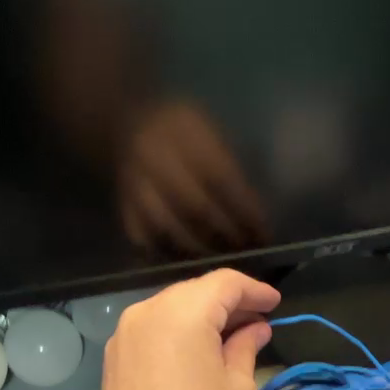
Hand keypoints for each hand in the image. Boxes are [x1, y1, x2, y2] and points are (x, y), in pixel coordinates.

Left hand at [82, 270, 280, 389]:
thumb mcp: (237, 389)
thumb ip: (246, 348)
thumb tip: (256, 330)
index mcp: (182, 312)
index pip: (225, 283)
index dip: (254, 290)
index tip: (275, 304)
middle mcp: (148, 311)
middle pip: (195, 292)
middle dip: (228, 302)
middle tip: (257, 321)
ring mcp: (125, 333)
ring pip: (171, 309)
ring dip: (201, 316)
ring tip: (231, 338)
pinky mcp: (114, 356)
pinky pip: (153, 330)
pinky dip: (178, 332)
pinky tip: (197, 352)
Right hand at [118, 101, 269, 257]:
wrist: (125, 124)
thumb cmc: (181, 130)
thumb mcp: (210, 131)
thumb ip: (229, 167)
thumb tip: (254, 213)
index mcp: (186, 136)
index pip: (221, 181)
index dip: (245, 212)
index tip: (264, 235)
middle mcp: (158, 161)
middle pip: (196, 209)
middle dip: (227, 236)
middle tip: (247, 253)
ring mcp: (137, 188)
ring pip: (170, 230)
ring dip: (201, 252)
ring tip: (223, 264)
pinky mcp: (125, 209)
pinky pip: (146, 240)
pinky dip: (170, 256)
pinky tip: (190, 265)